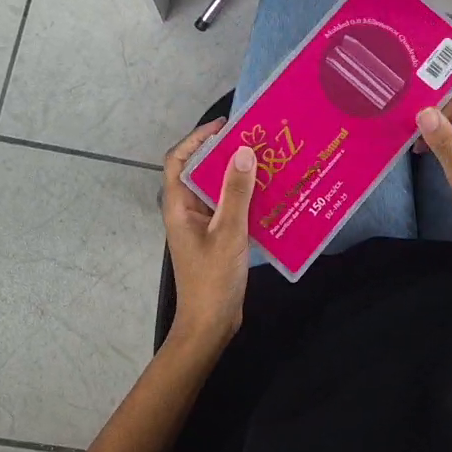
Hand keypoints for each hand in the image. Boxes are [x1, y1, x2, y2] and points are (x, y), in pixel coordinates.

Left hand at [161, 120, 255, 349]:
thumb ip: (236, 192)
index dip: (198, 138)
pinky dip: (247, 196)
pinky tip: (272, 193)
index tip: (227, 126)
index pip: (179, 159)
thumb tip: (243, 151)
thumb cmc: (212, 278)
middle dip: (225, 152)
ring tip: (268, 160)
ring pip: (218, 188)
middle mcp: (187, 210)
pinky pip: (229, 206)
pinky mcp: (217, 236)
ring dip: (239, 174)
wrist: (210, 325)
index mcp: (179, 205)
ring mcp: (202, 224)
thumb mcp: (228, 232)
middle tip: (256, 139)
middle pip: (201, 170)